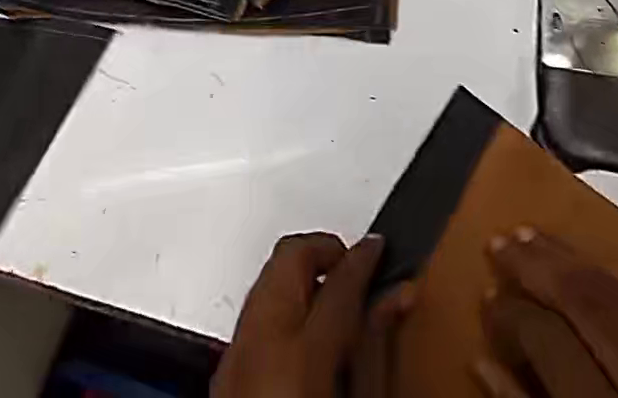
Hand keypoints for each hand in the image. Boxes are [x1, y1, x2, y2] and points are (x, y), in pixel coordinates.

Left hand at [211, 233, 414, 397]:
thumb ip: (377, 348)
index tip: (378, 247)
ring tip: (332, 296)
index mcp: (302, 359)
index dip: (365, 256)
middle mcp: (260, 346)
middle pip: (289, 257)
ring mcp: (235, 356)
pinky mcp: (223, 370)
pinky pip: (253, 310)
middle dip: (324, 249)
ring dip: (300, 273)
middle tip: (353, 267)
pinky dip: (280, 301)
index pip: (340, 280)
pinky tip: (303, 328)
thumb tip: (395, 298)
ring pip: (266, 276)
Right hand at [476, 228, 617, 397]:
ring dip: (568, 259)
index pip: (552, 343)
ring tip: (528, 238)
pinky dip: (600, 278)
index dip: (512, 317)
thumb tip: (483, 363)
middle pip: (589, 303)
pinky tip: (575, 264)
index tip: (486, 301)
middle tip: (498, 244)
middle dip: (537, 266)